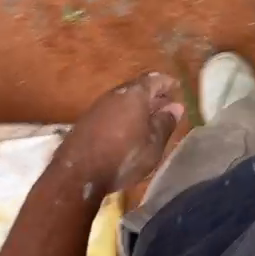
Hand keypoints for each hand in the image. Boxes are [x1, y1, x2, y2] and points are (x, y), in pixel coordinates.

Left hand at [58, 72, 185, 195]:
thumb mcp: (153, 144)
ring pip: (123, 100)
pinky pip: (111, 112)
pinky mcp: (85, 122)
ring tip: (148, 121)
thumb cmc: (123, 157)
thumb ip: (165, 123)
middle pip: (137, 88)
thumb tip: (176, 107)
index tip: (177, 89)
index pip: (155, 79)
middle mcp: (115, 94)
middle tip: (165, 106)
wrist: (76, 176)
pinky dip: (123, 116)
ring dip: (137, 107)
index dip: (167, 83)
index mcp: (135, 94)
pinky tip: (127, 132)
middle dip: (153, 95)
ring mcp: (98, 107)